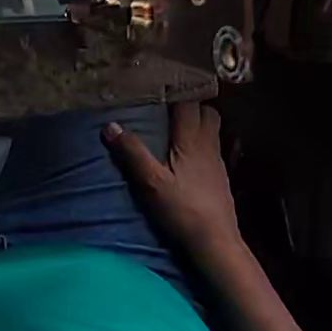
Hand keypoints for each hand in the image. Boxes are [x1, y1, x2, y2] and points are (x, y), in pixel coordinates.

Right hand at [103, 103, 243, 259]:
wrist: (216, 242)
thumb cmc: (182, 210)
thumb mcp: (151, 182)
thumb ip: (132, 152)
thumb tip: (110, 125)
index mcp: (192, 140)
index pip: (190, 104)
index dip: (178, 93)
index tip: (160, 87)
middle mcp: (209, 145)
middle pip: (207, 112)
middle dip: (192, 105)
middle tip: (169, 108)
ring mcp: (218, 162)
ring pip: (212, 130)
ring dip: (198, 124)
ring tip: (176, 128)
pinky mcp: (221, 178)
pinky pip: (212, 149)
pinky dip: (201, 144)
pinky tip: (187, 157)